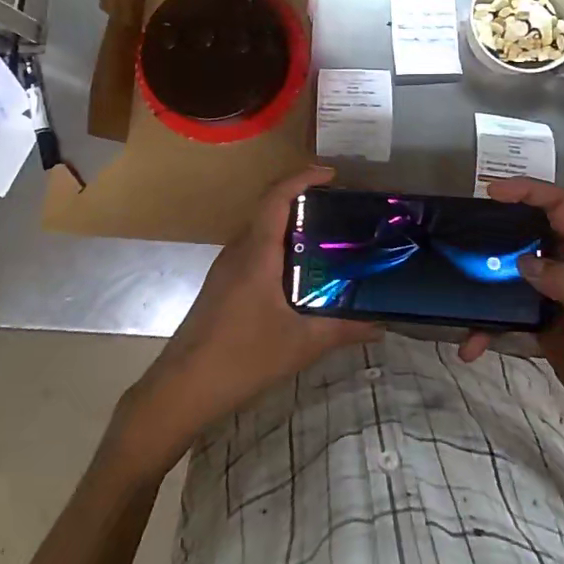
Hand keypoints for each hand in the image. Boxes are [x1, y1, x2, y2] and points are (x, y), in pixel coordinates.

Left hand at [117, 165, 379, 467]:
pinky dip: (278, 250)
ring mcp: (225, 269)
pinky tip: (298, 276)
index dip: (302, 178)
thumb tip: (381, 325)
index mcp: (257, 253)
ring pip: (260, 233)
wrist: (182, 388)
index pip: (276, 198)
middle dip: (303, 202)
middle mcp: (238, 252)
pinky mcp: (221, 287)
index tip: (331, 175)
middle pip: (269, 211)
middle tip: (340, 211)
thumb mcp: (301, 344)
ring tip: (326, 240)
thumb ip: (342, 329)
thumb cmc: (242, 358)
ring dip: (290, 227)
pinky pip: (253, 253)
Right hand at [479, 177, 563, 452]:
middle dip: (496, 231)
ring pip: (511, 275)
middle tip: (461, 235)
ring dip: (484, 285)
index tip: (491, 193)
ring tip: (457, 295)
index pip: (561, 210)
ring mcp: (553, 300)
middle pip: (529, 235)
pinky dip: (485, 328)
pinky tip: (470, 347)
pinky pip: (506, 315)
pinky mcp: (540, 328)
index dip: (529, 193)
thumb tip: (524, 261)